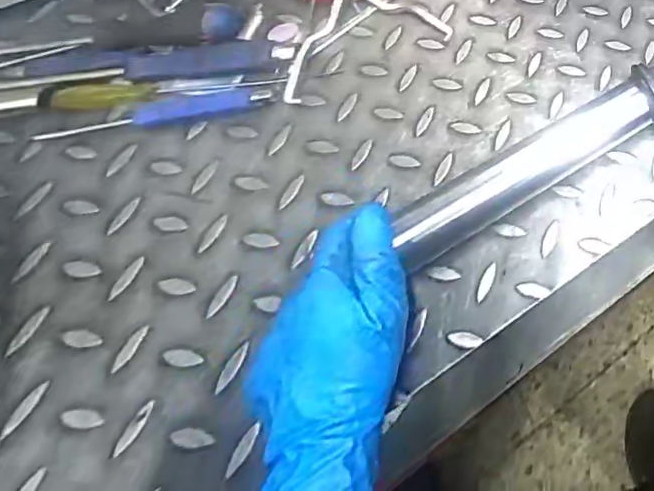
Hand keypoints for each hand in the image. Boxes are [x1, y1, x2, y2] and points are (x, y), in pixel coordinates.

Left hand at [247, 204, 409, 490]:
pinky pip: (294, 337)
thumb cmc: (364, 368)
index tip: (380, 229)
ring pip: (309, 306)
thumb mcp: (385, 307)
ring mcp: (275, 338)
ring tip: (358, 323)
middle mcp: (292, 306)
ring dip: (331, 304)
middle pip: (325, 272)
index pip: (338, 237)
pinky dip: (314, 336)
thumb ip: (376, 258)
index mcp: (323, 285)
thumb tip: (370, 215)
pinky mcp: (268, 369)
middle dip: (350, 270)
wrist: (323, 438)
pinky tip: (332, 353)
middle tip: (379, 284)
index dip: (360, 227)